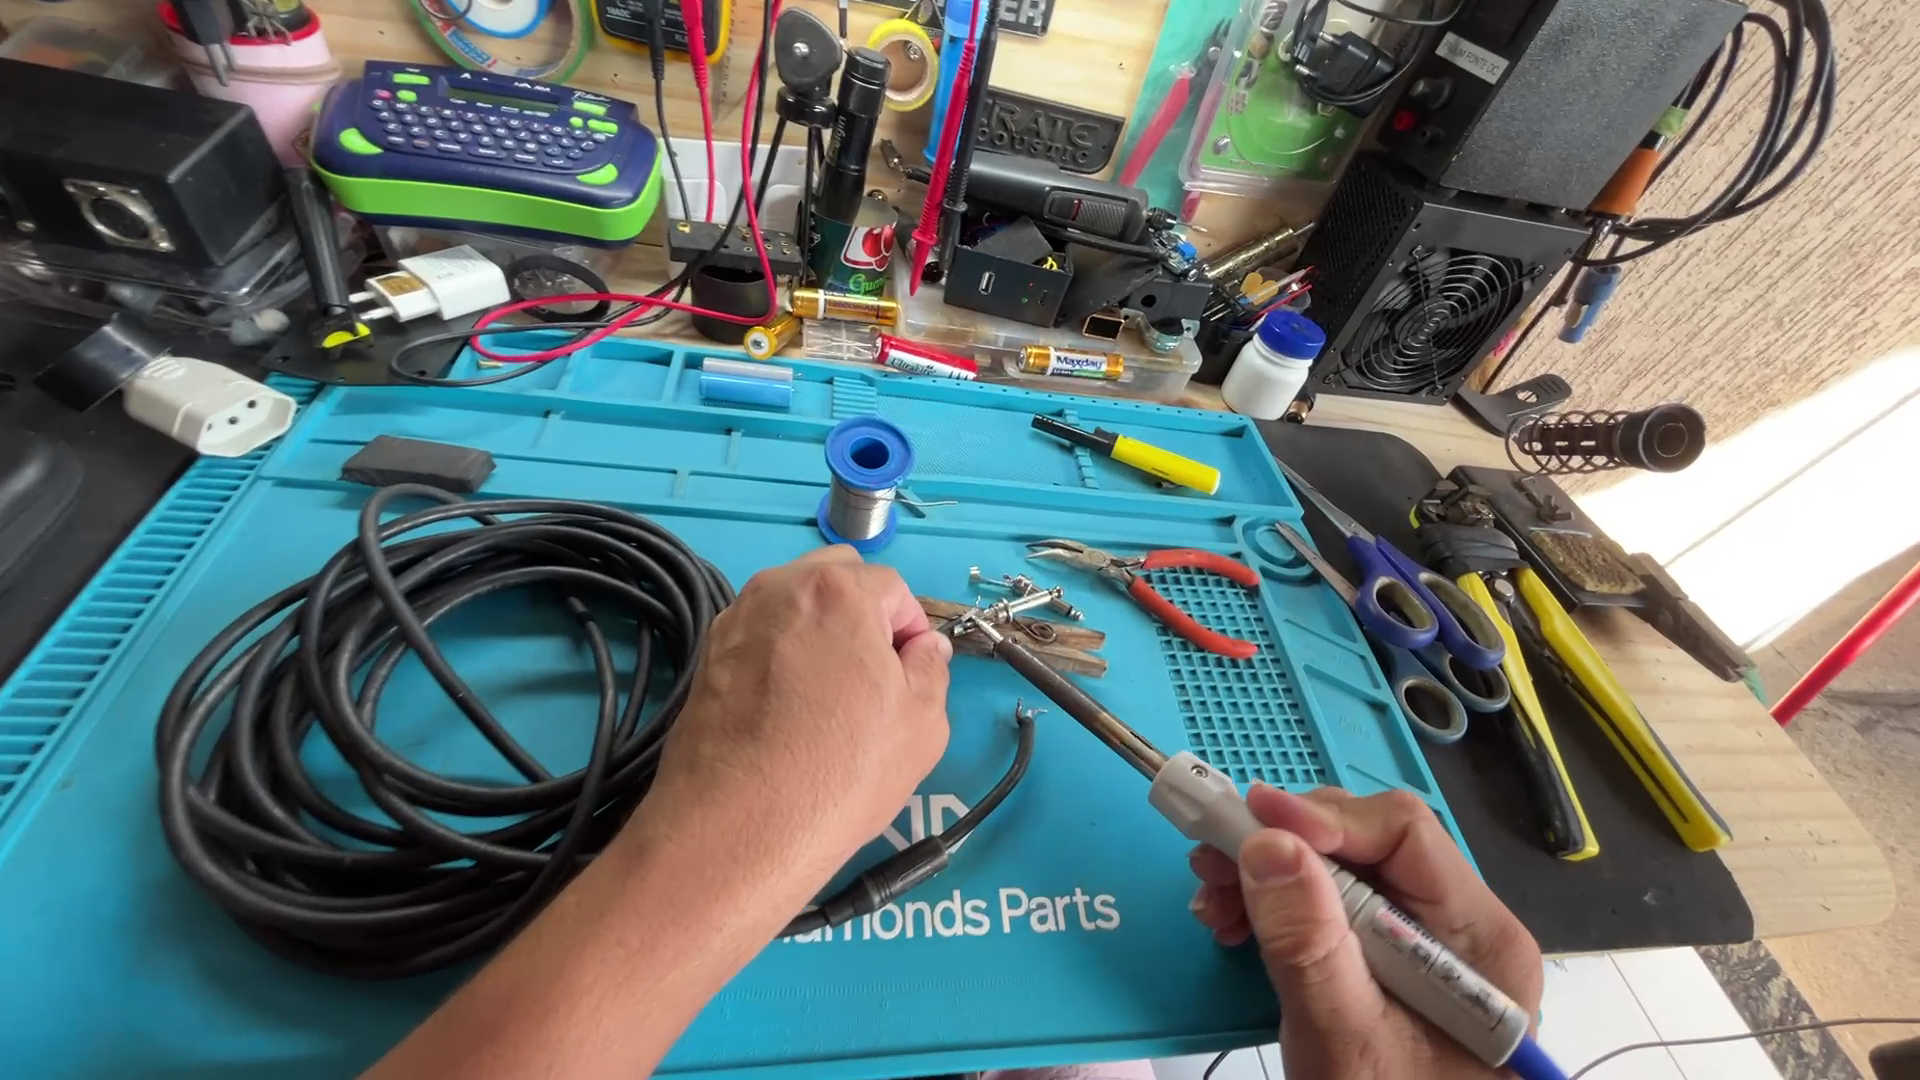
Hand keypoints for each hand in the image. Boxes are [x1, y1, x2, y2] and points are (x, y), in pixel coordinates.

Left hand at [633, 546, 953, 901]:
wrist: (737, 828)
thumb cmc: (842, 770)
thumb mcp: (922, 721)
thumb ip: (932, 667)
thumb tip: (924, 647)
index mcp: (839, 589)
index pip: (893, 587)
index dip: (910, 630)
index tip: (907, 675)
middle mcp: (781, 586)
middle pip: (839, 578)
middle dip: (864, 613)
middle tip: (870, 676)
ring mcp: (737, 617)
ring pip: (796, 602)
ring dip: (821, 628)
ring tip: (826, 693)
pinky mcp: (708, 653)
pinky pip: (762, 632)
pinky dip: (782, 650)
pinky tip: (785, 705)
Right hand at [1188, 786, 1542, 1078]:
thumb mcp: (1344, 1040)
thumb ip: (1309, 944)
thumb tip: (1267, 841)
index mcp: (1478, 939)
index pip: (1402, 833)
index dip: (1321, 817)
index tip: (1249, 820)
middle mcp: (1453, 923)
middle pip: (1359, 839)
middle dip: (1278, 844)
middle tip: (1213, 863)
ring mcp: (1414, 938)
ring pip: (1330, 862)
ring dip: (1261, 869)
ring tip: (1213, 902)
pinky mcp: (1377, 953)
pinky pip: (1318, 897)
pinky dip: (1267, 898)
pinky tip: (1233, 922)